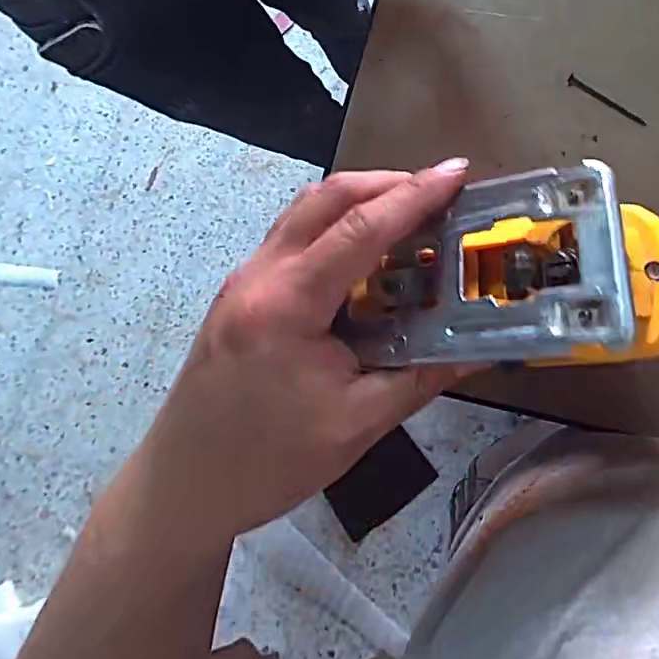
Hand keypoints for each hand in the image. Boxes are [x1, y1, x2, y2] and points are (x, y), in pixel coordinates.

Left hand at [134, 160, 479, 541]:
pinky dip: (336, 223)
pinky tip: (365, 250)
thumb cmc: (268, 461)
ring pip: (306, 209)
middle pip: (327, 198)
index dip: (414, 196)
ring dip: (359, 197)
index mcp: (287, 304)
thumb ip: (419, 378)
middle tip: (437, 190)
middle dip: (387, 183)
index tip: (456, 173)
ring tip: (409, 210)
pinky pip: (295, 234)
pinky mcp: (243, 289)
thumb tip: (475, 351)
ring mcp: (246, 277)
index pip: (360, 229)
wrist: (183, 485)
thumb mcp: (357, 424)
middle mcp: (261, 274)